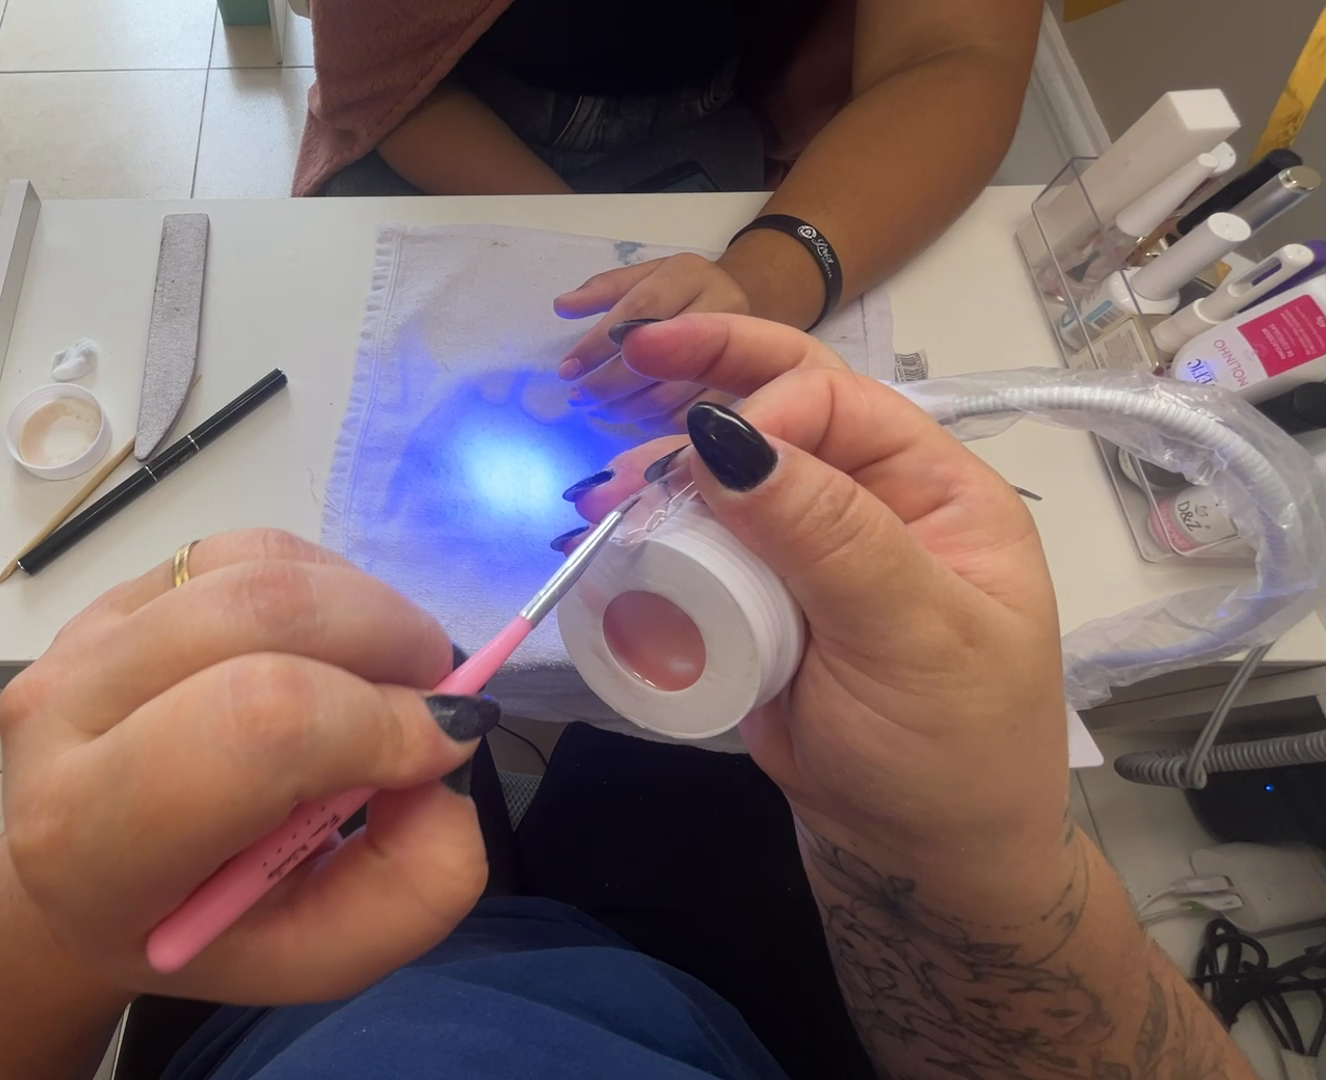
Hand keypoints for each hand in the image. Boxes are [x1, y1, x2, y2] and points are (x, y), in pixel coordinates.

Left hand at [0, 530, 495, 1004]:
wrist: (89, 863)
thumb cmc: (196, 922)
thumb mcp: (318, 951)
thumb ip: (412, 885)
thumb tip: (447, 756)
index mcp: (94, 835)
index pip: (254, 726)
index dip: (372, 719)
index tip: (442, 739)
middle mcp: (65, 715)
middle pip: (258, 615)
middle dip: (385, 633)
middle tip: (433, 681)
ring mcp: (81, 636)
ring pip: (257, 568)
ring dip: (359, 602)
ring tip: (382, 663)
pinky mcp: (114, 593)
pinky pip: (242, 550)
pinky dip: (319, 577)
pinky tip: (327, 635)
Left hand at [553, 254, 750, 430]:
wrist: (734, 305)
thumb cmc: (675, 292)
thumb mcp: (642, 278)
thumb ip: (602, 290)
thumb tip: (562, 305)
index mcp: (688, 275)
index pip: (638, 310)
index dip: (598, 344)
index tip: (567, 370)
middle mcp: (720, 307)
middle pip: (657, 357)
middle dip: (607, 384)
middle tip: (578, 398)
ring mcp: (736, 350)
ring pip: (671, 393)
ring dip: (625, 409)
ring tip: (597, 410)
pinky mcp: (737, 386)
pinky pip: (689, 416)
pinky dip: (653, 423)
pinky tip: (631, 419)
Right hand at [566, 315, 1071, 873]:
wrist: (906, 841)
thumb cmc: (945, 744)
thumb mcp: (907, 634)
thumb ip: (826, 532)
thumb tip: (723, 437)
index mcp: (928, 489)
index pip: (837, 401)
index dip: (763, 407)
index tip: (701, 454)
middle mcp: (858, 501)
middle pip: (772, 410)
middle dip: (699, 380)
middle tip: (628, 354)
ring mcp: (793, 547)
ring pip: (717, 478)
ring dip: (657, 472)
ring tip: (603, 497)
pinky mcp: (744, 589)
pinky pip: (690, 540)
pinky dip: (646, 529)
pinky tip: (608, 530)